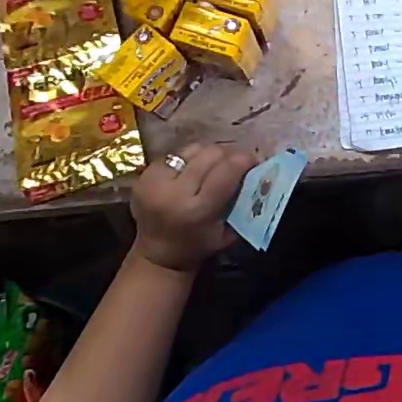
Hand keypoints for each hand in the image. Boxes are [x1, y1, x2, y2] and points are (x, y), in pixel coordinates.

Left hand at [130, 144, 251, 271]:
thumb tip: (257, 172)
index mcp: (197, 211)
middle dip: (227, 155)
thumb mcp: (227, 231)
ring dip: (207, 154)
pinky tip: (191, 169)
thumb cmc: (199, 244)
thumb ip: (241, 201)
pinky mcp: (144, 175)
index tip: (253, 160)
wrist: (157, 253)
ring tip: (212, 164)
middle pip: (210, 155)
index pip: (225, 172)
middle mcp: (174, 192)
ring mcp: (155, 181)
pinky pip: (175, 154)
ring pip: (193, 149)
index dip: (243, 160)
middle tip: (234, 161)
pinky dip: (189, 158)